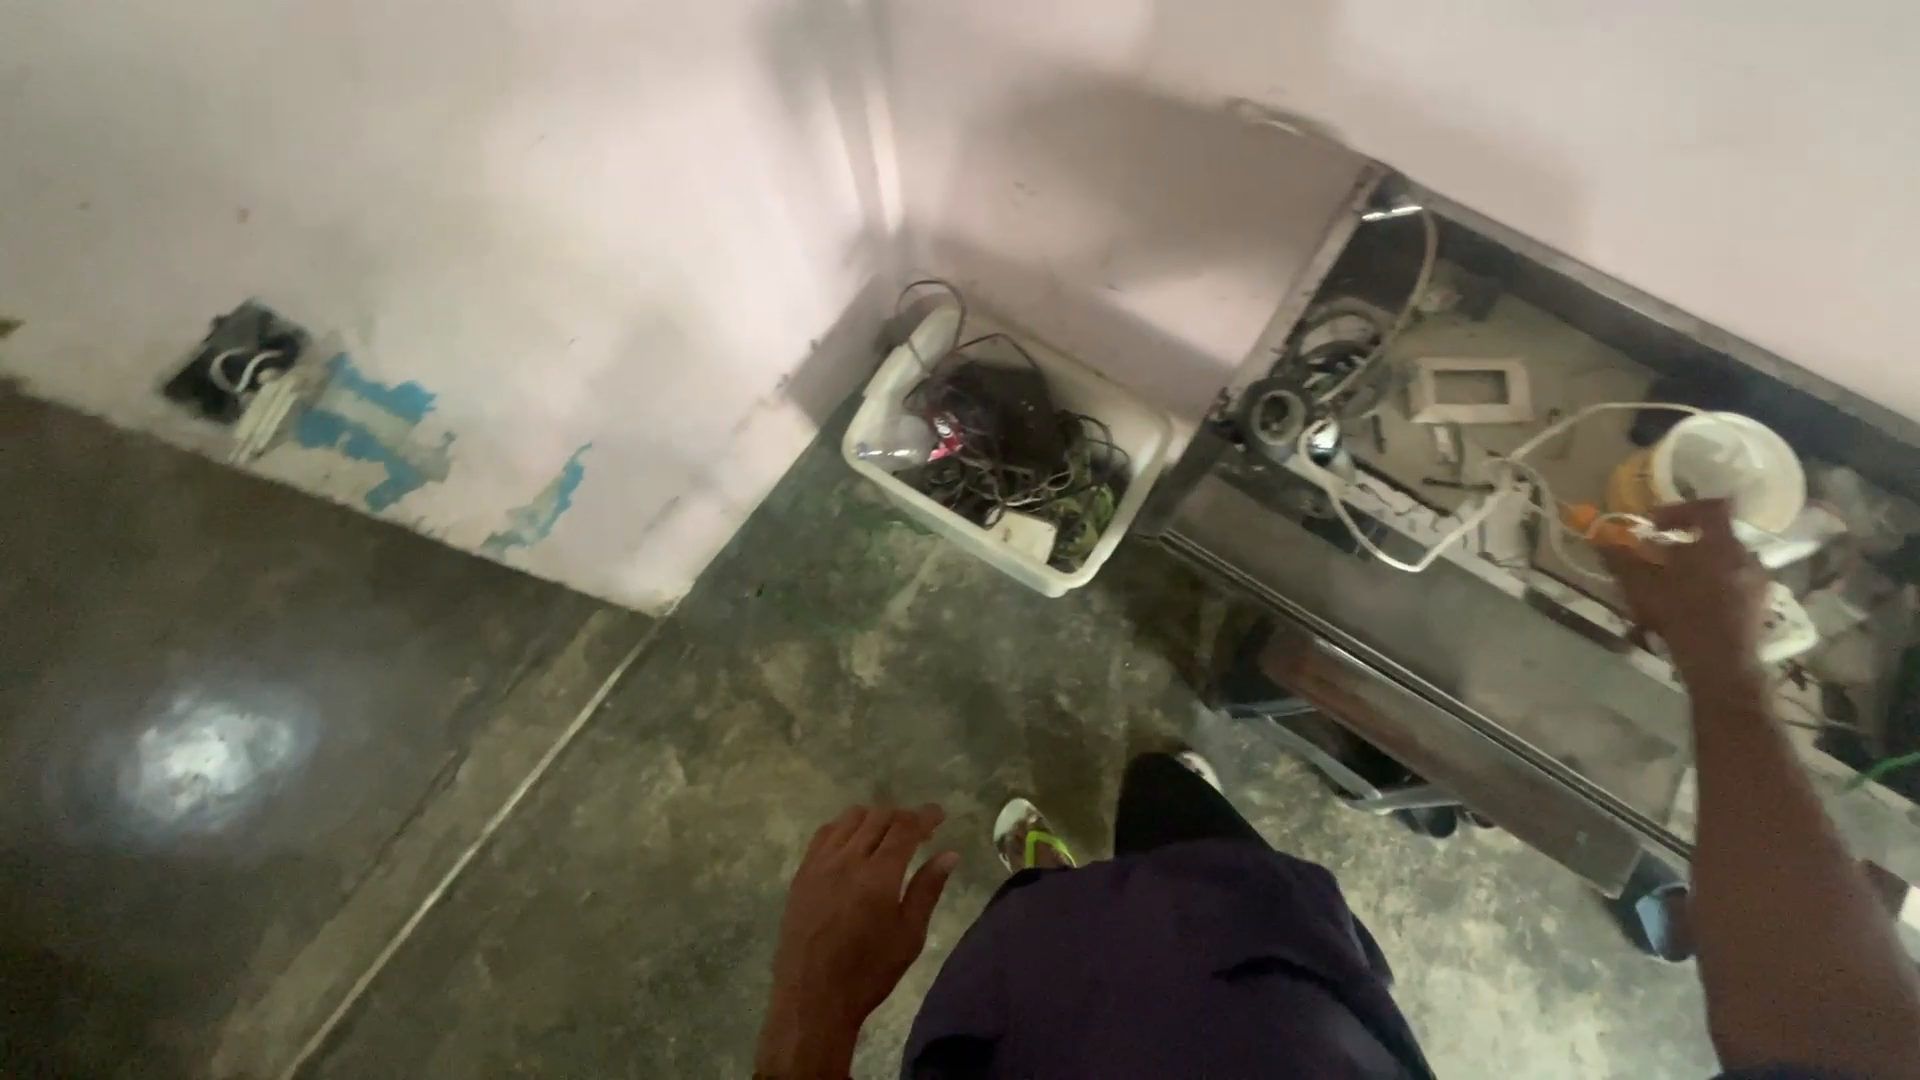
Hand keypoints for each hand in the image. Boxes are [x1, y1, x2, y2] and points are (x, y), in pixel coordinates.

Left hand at [755, 804, 957, 1078]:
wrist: (812, 999)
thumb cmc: (869, 973)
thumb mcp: (909, 936)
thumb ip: (928, 889)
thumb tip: (950, 854)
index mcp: (878, 875)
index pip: (905, 827)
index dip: (925, 816)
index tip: (939, 814)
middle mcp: (848, 859)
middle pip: (879, 816)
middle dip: (903, 817)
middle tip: (918, 831)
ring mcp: (821, 863)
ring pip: (850, 818)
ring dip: (874, 818)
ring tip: (886, 835)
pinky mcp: (802, 873)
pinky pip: (825, 833)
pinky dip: (845, 828)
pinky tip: (853, 843)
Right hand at [1601, 499, 1768, 696]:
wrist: (1720, 658)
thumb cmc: (1678, 613)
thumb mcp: (1639, 585)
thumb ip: (1621, 559)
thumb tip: (1601, 539)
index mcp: (1719, 546)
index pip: (1710, 508)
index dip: (1680, 510)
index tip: (1654, 525)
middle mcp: (1746, 556)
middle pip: (1714, 536)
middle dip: (1682, 543)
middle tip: (1656, 559)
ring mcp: (1758, 579)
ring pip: (1723, 559)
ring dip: (1696, 564)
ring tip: (1670, 583)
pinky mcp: (1760, 600)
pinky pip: (1733, 579)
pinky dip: (1710, 581)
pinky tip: (1690, 602)